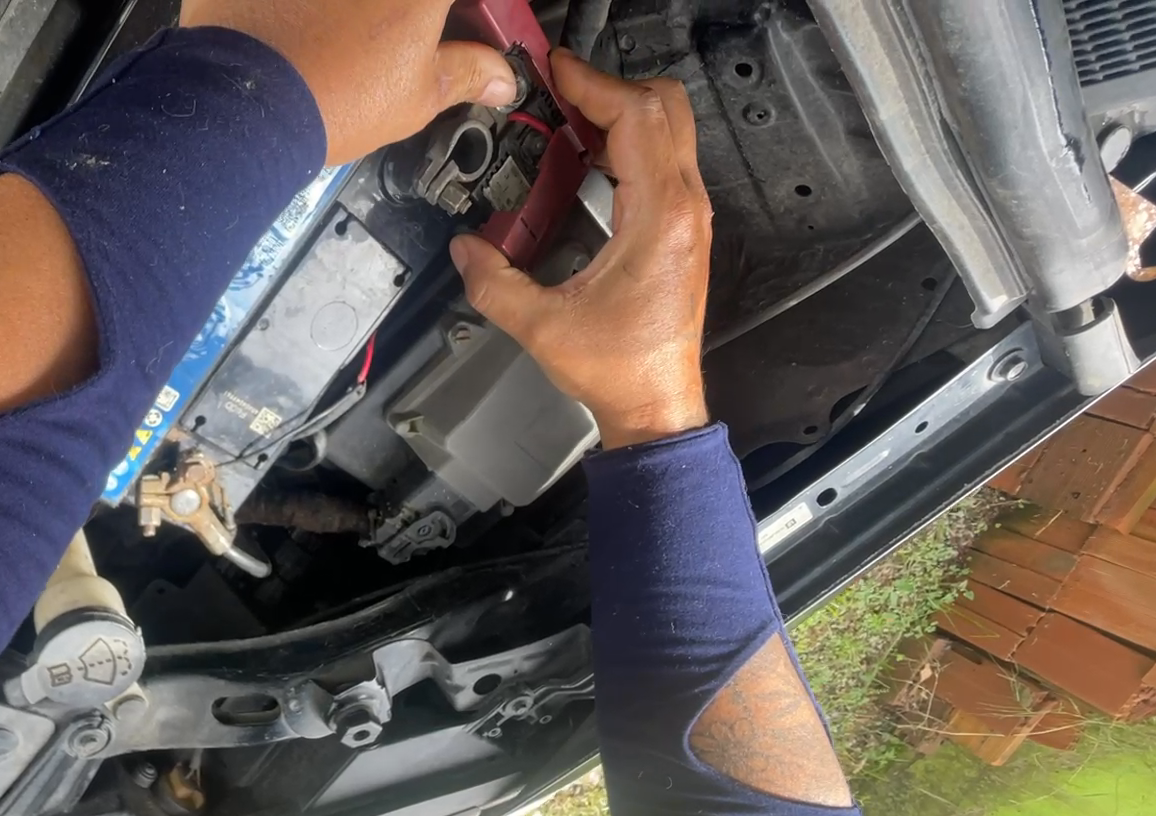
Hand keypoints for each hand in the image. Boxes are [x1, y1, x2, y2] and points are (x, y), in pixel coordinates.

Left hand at [180, 0, 517, 164]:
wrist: (250, 103)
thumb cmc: (337, 97)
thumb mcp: (418, 96)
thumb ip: (467, 74)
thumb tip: (500, 78)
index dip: (482, 12)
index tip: (476, 24)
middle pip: (413, 2)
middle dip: (429, 19)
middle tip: (426, 36)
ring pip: (365, 6)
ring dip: (373, 19)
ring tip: (364, 40)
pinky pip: (322, 3)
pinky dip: (326, 13)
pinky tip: (323, 29)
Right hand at [449, 51, 713, 448]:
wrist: (654, 403)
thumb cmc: (616, 368)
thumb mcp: (541, 327)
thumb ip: (494, 285)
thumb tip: (464, 250)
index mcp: (659, 219)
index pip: (635, 118)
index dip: (592, 86)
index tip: (555, 72)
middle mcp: (685, 209)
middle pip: (664, 108)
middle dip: (611, 89)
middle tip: (560, 95)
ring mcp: (690, 220)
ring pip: (670, 132)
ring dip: (621, 115)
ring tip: (569, 122)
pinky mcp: (683, 234)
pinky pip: (665, 163)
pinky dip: (630, 145)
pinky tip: (590, 162)